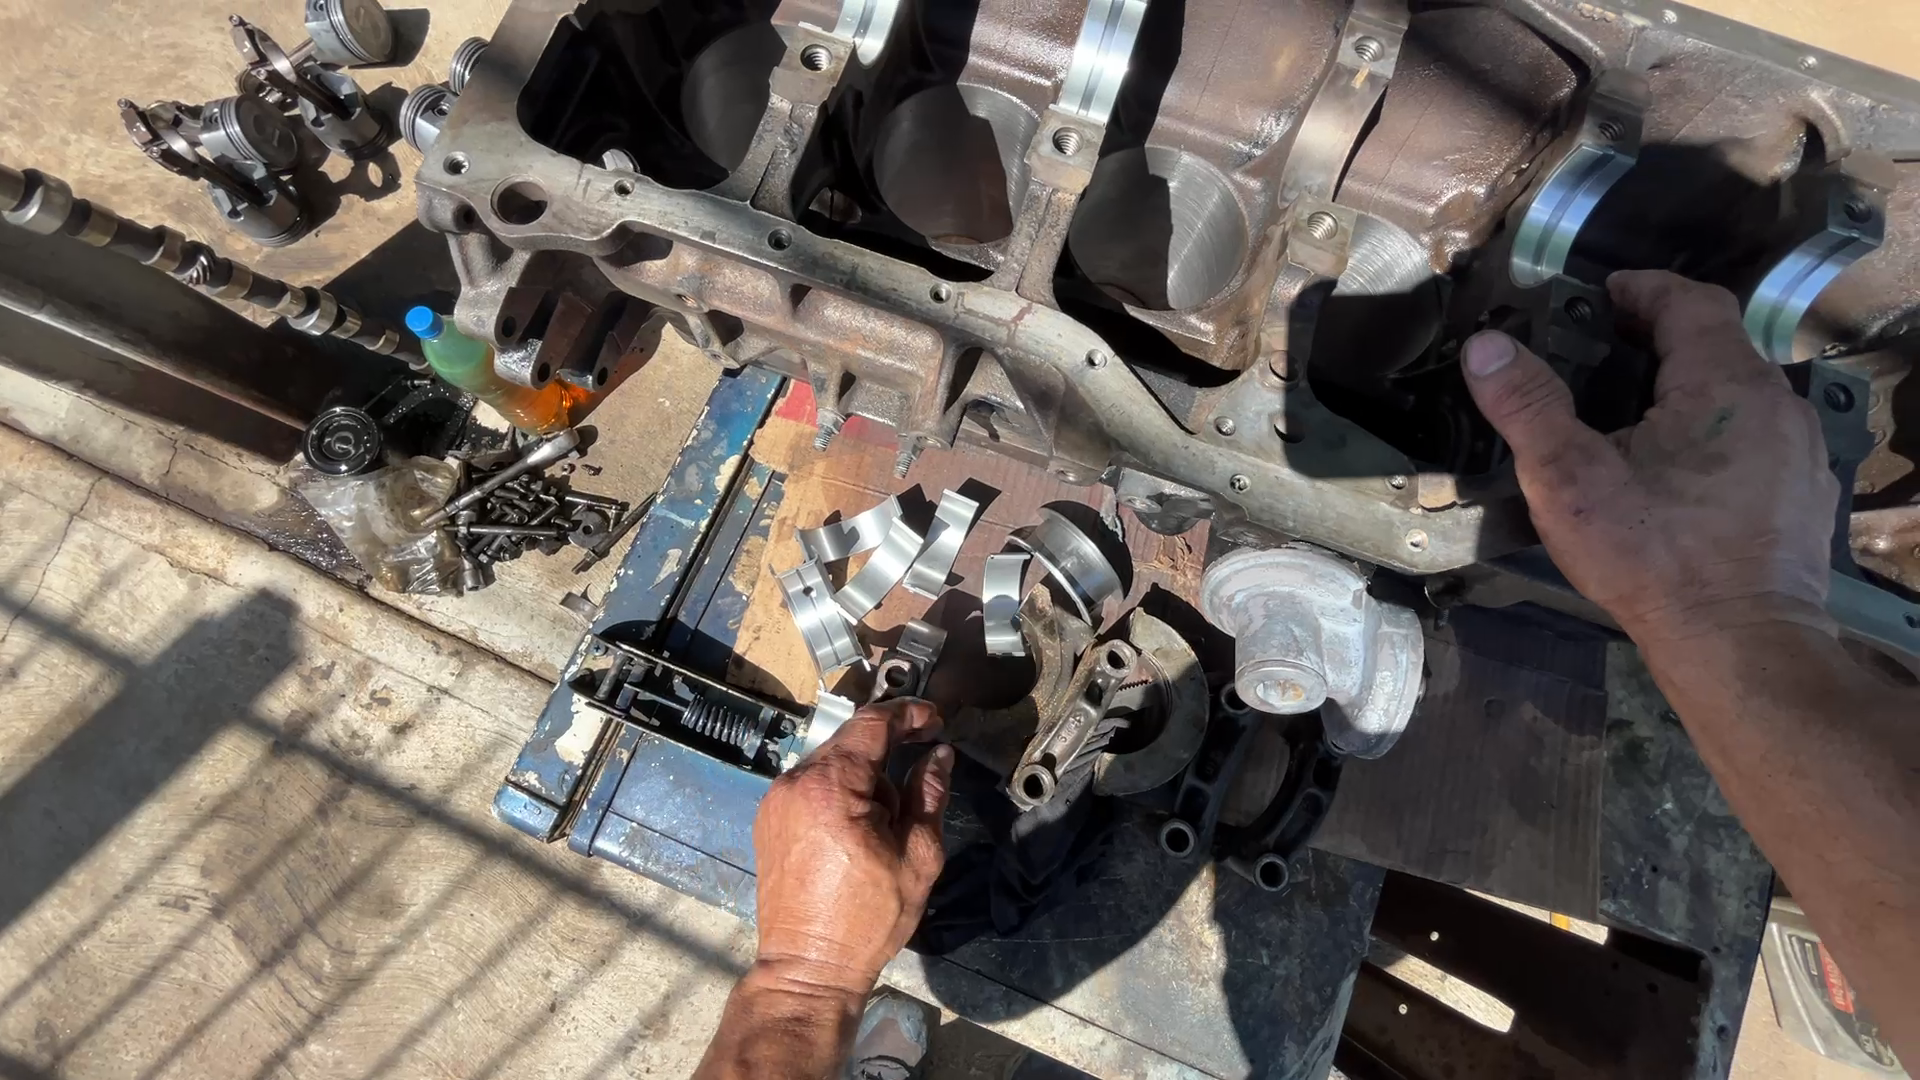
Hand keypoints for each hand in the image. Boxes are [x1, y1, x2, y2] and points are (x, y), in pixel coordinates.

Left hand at [752, 698, 953, 999]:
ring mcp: (777, 798)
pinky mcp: (770, 817)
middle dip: (890, 746)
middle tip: (923, 762)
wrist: (807, 969)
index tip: (934, 719)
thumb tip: (940, 754)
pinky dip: (841, 787)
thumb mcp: (917, 856)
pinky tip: (857, 824)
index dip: (908, 713)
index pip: (872, 724)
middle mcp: (796, 781)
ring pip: (832, 760)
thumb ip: (929, 794)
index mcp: (832, 786)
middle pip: (851, 738)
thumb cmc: (868, 917)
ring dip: (865, 772)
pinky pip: (813, 781)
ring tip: (886, 819)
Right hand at [1461, 269, 1839, 644]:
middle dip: (1655, 337)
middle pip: (1716, 346)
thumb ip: (1526, 405)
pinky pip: (1746, 435)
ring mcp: (1794, 452)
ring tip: (1620, 405)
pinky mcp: (1794, 493)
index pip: (1694, 304)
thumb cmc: (1645, 547)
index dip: (1645, 289)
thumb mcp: (1566, 474)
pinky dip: (1703, 426)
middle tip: (1593, 349)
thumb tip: (1485, 343)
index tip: (1601, 290)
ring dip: (1680, 383)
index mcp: (1723, 386)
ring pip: (1733, 393)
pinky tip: (1666, 464)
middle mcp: (1774, 405)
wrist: (1732, 636)